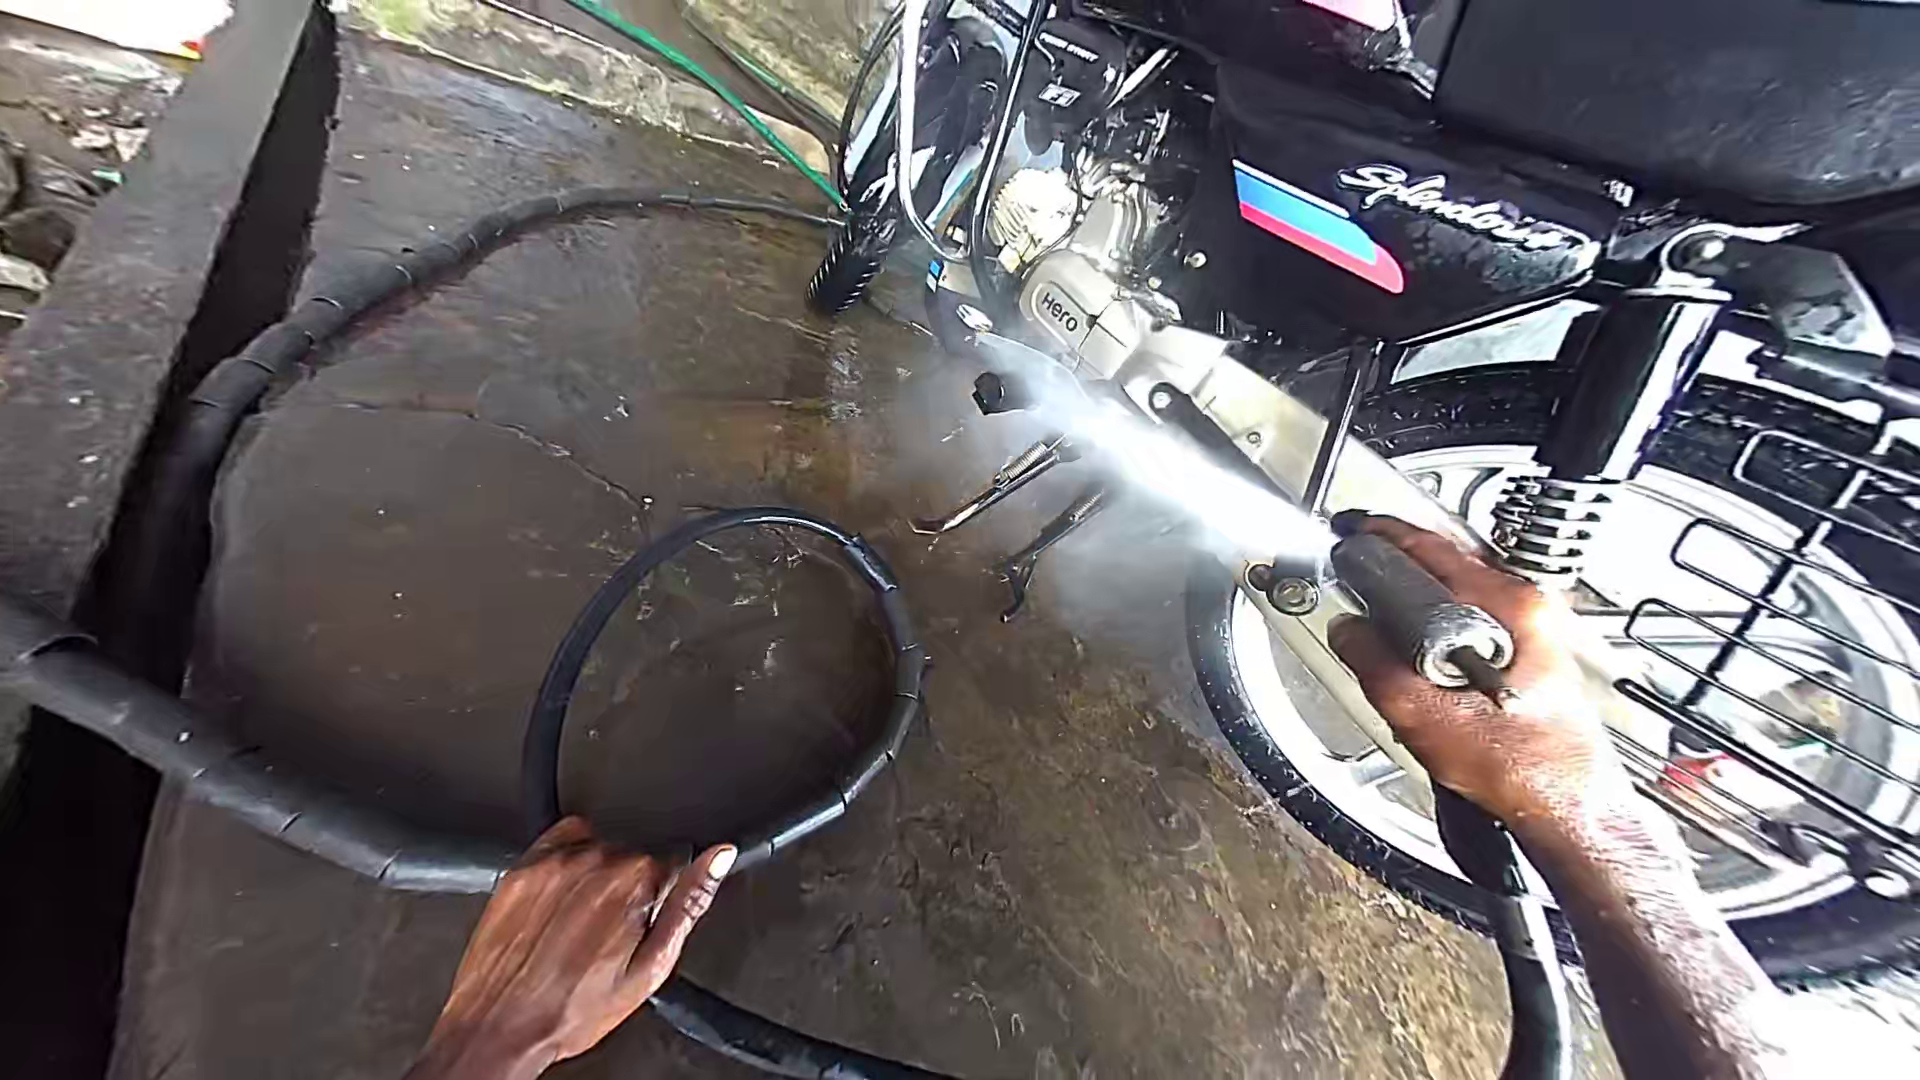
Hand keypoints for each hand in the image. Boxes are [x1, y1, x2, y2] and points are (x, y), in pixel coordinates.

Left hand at [407, 817, 734, 1079]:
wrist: (493, 1036)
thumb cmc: (570, 1009)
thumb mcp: (651, 968)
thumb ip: (691, 902)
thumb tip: (720, 856)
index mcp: (637, 879)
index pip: (673, 859)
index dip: (662, 894)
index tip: (643, 920)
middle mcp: (600, 860)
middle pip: (637, 853)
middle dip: (631, 885)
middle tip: (609, 931)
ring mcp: (559, 861)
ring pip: (604, 846)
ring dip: (600, 874)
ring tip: (580, 921)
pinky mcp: (526, 866)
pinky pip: (566, 836)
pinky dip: (572, 856)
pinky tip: (565, 895)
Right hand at [1327, 514, 1627, 836]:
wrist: (1565, 806)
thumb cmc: (1516, 764)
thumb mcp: (1416, 709)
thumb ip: (1368, 656)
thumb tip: (1345, 626)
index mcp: (1507, 607)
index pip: (1427, 546)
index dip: (1377, 535)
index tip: (1346, 532)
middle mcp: (1526, 607)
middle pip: (1440, 557)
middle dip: (1389, 554)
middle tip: (1350, 556)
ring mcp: (1530, 625)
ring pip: (1450, 583)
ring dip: (1407, 581)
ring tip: (1370, 589)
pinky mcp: (1525, 646)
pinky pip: (1461, 607)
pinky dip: (1427, 605)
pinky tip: (1404, 625)